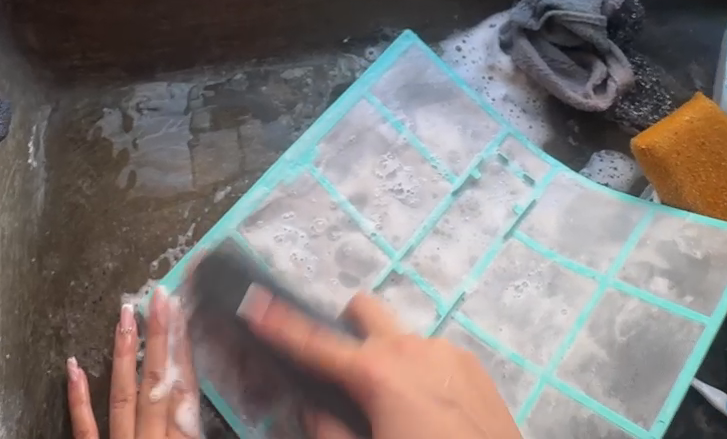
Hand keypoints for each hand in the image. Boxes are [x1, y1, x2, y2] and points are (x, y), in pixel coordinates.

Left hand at [67, 287, 200, 438]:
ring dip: (123, 354)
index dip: (182, 349)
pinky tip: (73, 367)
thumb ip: (190, 426)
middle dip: (157, 338)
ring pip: (122, 396)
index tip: (180, 312)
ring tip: (124, 316)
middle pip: (154, 383)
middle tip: (157, 297)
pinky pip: (85, 429)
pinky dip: (78, 399)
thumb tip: (189, 390)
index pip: (184, 390)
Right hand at [240, 288, 522, 438]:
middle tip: (344, 370)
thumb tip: (312, 410)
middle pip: (362, 310)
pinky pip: (433, 356)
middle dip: (345, 328)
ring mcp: (446, 352)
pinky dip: (421, 372)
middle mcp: (409, 347)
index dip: (277, 322)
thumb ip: (331, 433)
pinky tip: (433, 415)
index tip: (251, 300)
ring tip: (400, 409)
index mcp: (376, 372)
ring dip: (388, 358)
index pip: (313, 342)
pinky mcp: (474, 367)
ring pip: (401, 337)